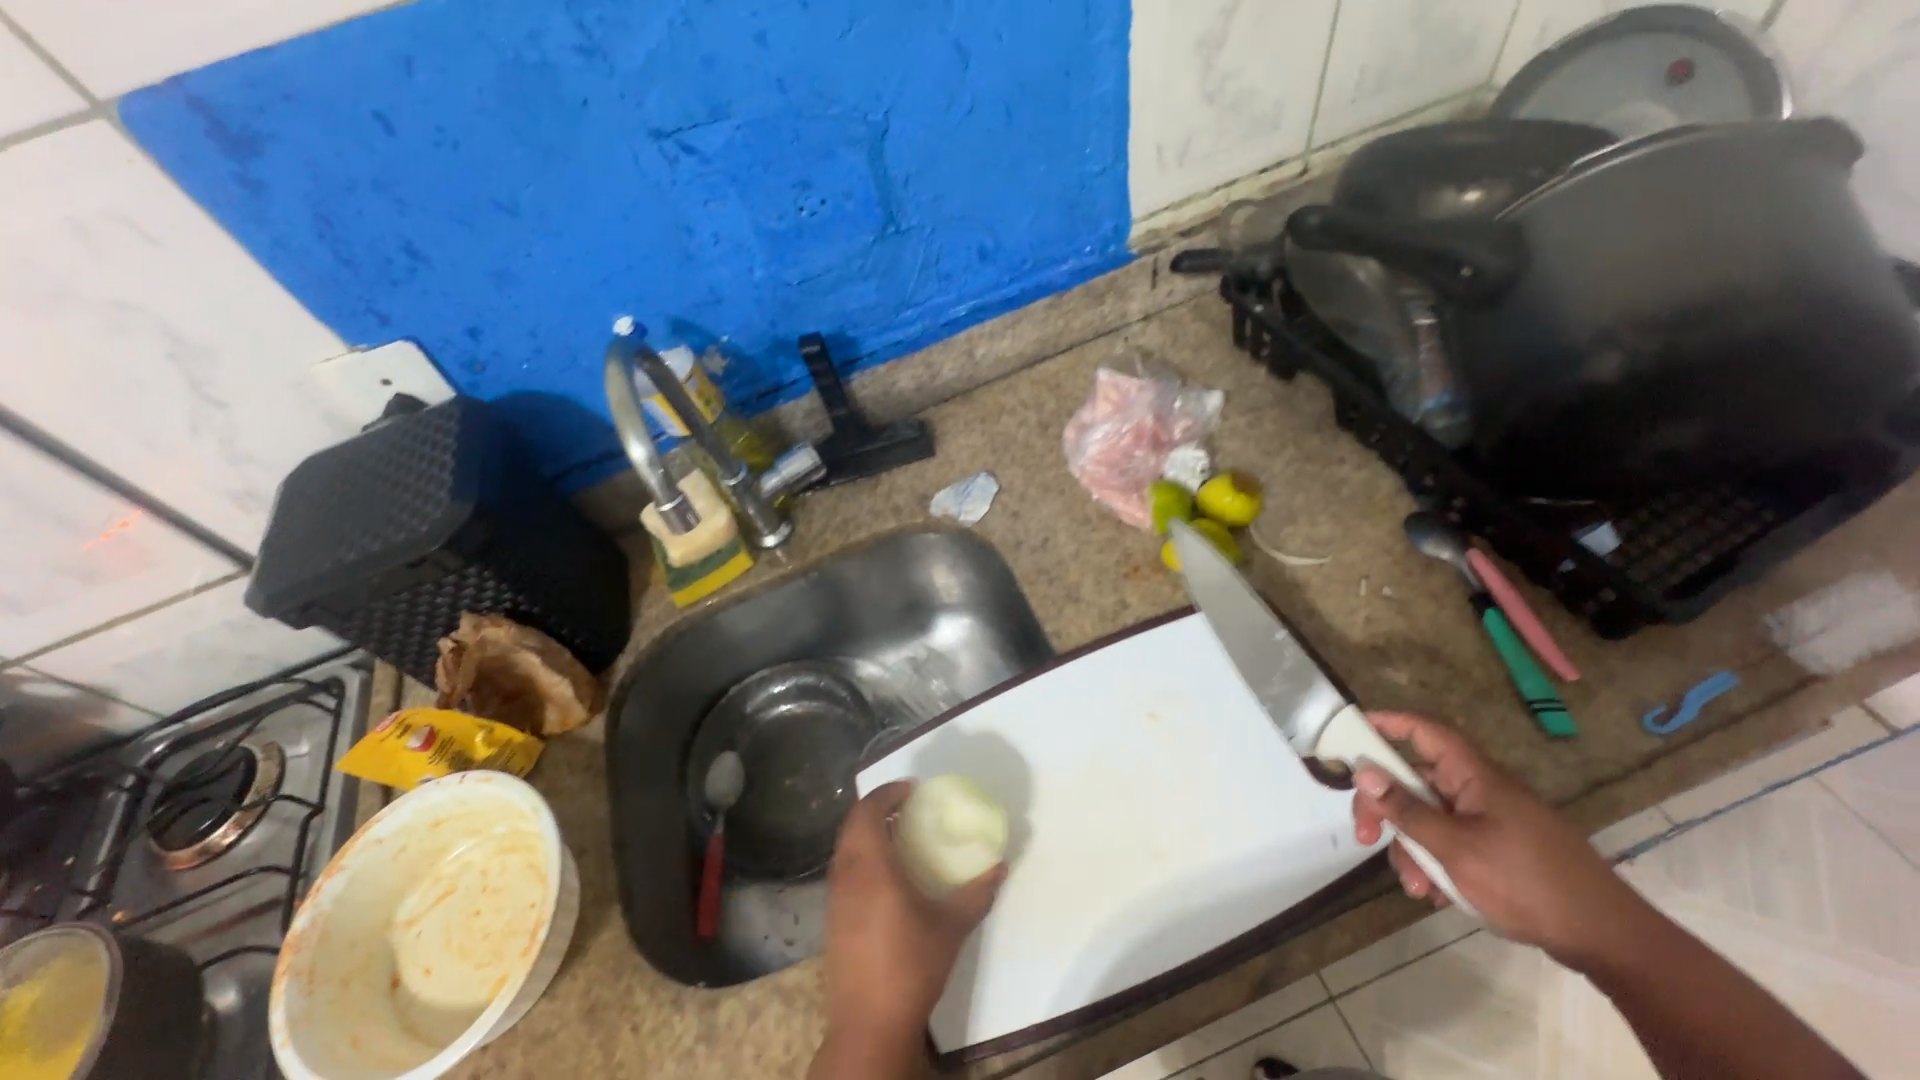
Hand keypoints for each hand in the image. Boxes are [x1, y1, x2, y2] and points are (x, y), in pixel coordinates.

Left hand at [821, 781, 1006, 1043]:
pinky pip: (843, 872)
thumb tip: (1000, 866)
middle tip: (907, 808)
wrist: (869, 1023)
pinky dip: (861, 857)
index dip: (887, 793)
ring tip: (898, 836)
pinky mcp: (831, 920)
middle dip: (876, 809)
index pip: (867, 812)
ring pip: (844, 849)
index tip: (912, 790)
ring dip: (867, 833)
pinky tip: (886, 877)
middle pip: (851, 826)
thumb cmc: (911, 967)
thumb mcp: (952, 928)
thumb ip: (977, 893)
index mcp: (871, 869)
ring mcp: (834, 900)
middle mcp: (846, 876)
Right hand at [1350, 711, 1646, 964]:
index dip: (1390, 723)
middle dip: (1387, 810)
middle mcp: (1482, 791)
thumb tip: (1364, 770)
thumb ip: (1407, 810)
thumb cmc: (1526, 883)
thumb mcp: (1455, 848)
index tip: (1354, 727)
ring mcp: (1493, 822)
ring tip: (1417, 888)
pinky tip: (1438, 895)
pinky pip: (1453, 844)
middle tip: (1364, 837)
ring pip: (1431, 820)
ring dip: (1413, 850)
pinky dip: (1437, 864)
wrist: (1603, 937)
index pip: (1426, 733)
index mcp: (1476, 777)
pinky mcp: (1501, 850)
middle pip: (1418, 783)